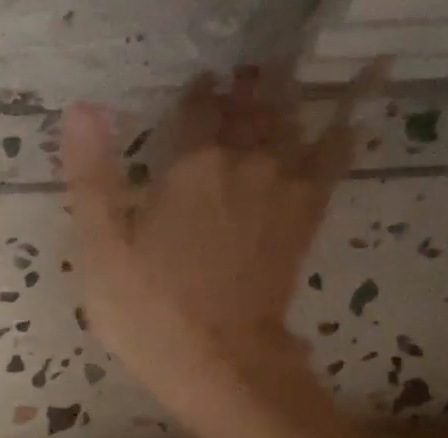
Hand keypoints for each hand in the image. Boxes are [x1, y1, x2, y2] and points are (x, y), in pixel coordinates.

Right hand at [60, 65, 381, 437]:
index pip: (194, 109)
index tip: (191, 87)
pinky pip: (339, 143)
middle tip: (238, 72)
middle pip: (247, 107)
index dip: (192, 95)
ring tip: (276, 71)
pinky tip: (368, 78)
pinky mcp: (310, 206)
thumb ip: (92, 178)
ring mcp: (285, 180)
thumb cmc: (144, 309)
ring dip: (281, 91)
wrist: (217, 356)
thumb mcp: (99, 251)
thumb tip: (80, 109)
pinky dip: (354, 107)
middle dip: (240, 87)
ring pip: (289, 116)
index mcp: (188, 166)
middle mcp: (244, 158)